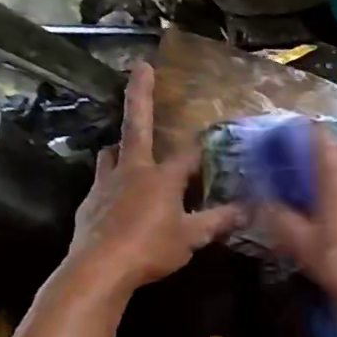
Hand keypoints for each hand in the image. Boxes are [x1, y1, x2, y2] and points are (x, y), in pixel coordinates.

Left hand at [61, 63, 239, 291]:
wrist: (97, 270)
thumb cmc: (150, 249)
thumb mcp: (191, 238)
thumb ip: (218, 221)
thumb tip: (248, 211)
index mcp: (162, 176)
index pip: (190, 155)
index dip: (206, 149)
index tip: (221, 140)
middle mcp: (132, 171)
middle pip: (137, 125)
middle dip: (140, 93)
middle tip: (141, 66)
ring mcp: (105, 185)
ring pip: (111, 153)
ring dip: (121, 147)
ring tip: (128, 151)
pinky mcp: (88, 204)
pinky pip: (101, 183)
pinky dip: (111, 182)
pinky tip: (117, 199)